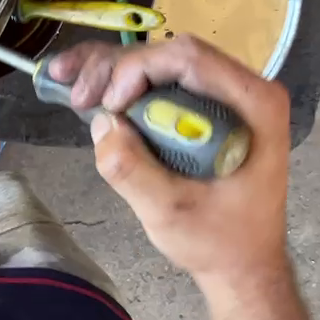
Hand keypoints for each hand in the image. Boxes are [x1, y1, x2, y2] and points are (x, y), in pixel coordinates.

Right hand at [46, 37, 291, 294]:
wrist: (243, 263)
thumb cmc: (217, 240)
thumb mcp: (170, 211)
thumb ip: (133, 169)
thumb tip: (102, 123)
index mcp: (252, 104)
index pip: (187, 58)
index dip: (137, 71)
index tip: (108, 106)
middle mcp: (241, 90)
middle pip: (169, 55)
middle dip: (115, 70)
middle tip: (78, 99)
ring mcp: (221, 99)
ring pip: (158, 65)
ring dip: (110, 73)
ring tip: (67, 84)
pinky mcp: (202, 112)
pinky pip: (159, 86)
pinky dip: (120, 86)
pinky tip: (85, 89)